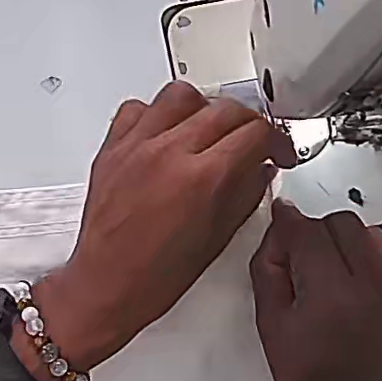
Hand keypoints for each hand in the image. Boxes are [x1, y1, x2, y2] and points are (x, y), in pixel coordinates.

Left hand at [35, 82, 293, 372]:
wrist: (105, 285)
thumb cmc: (153, 277)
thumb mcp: (216, 239)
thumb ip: (245, 195)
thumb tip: (260, 170)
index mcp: (201, 179)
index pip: (254, 132)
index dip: (276, 140)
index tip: (276, 150)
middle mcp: (168, 153)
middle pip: (225, 108)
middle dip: (249, 123)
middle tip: (251, 142)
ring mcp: (136, 147)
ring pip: (181, 94)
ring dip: (204, 108)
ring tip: (208, 130)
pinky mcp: (111, 149)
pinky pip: (136, 108)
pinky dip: (156, 114)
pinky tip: (165, 134)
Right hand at [249, 201, 381, 380]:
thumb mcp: (271, 327)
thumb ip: (269, 269)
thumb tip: (279, 231)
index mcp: (333, 299)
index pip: (308, 232)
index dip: (288, 223)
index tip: (281, 220)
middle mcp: (378, 291)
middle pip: (343, 224)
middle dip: (316, 232)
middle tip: (301, 256)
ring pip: (373, 234)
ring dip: (346, 242)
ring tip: (330, 274)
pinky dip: (370, 262)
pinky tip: (355, 288)